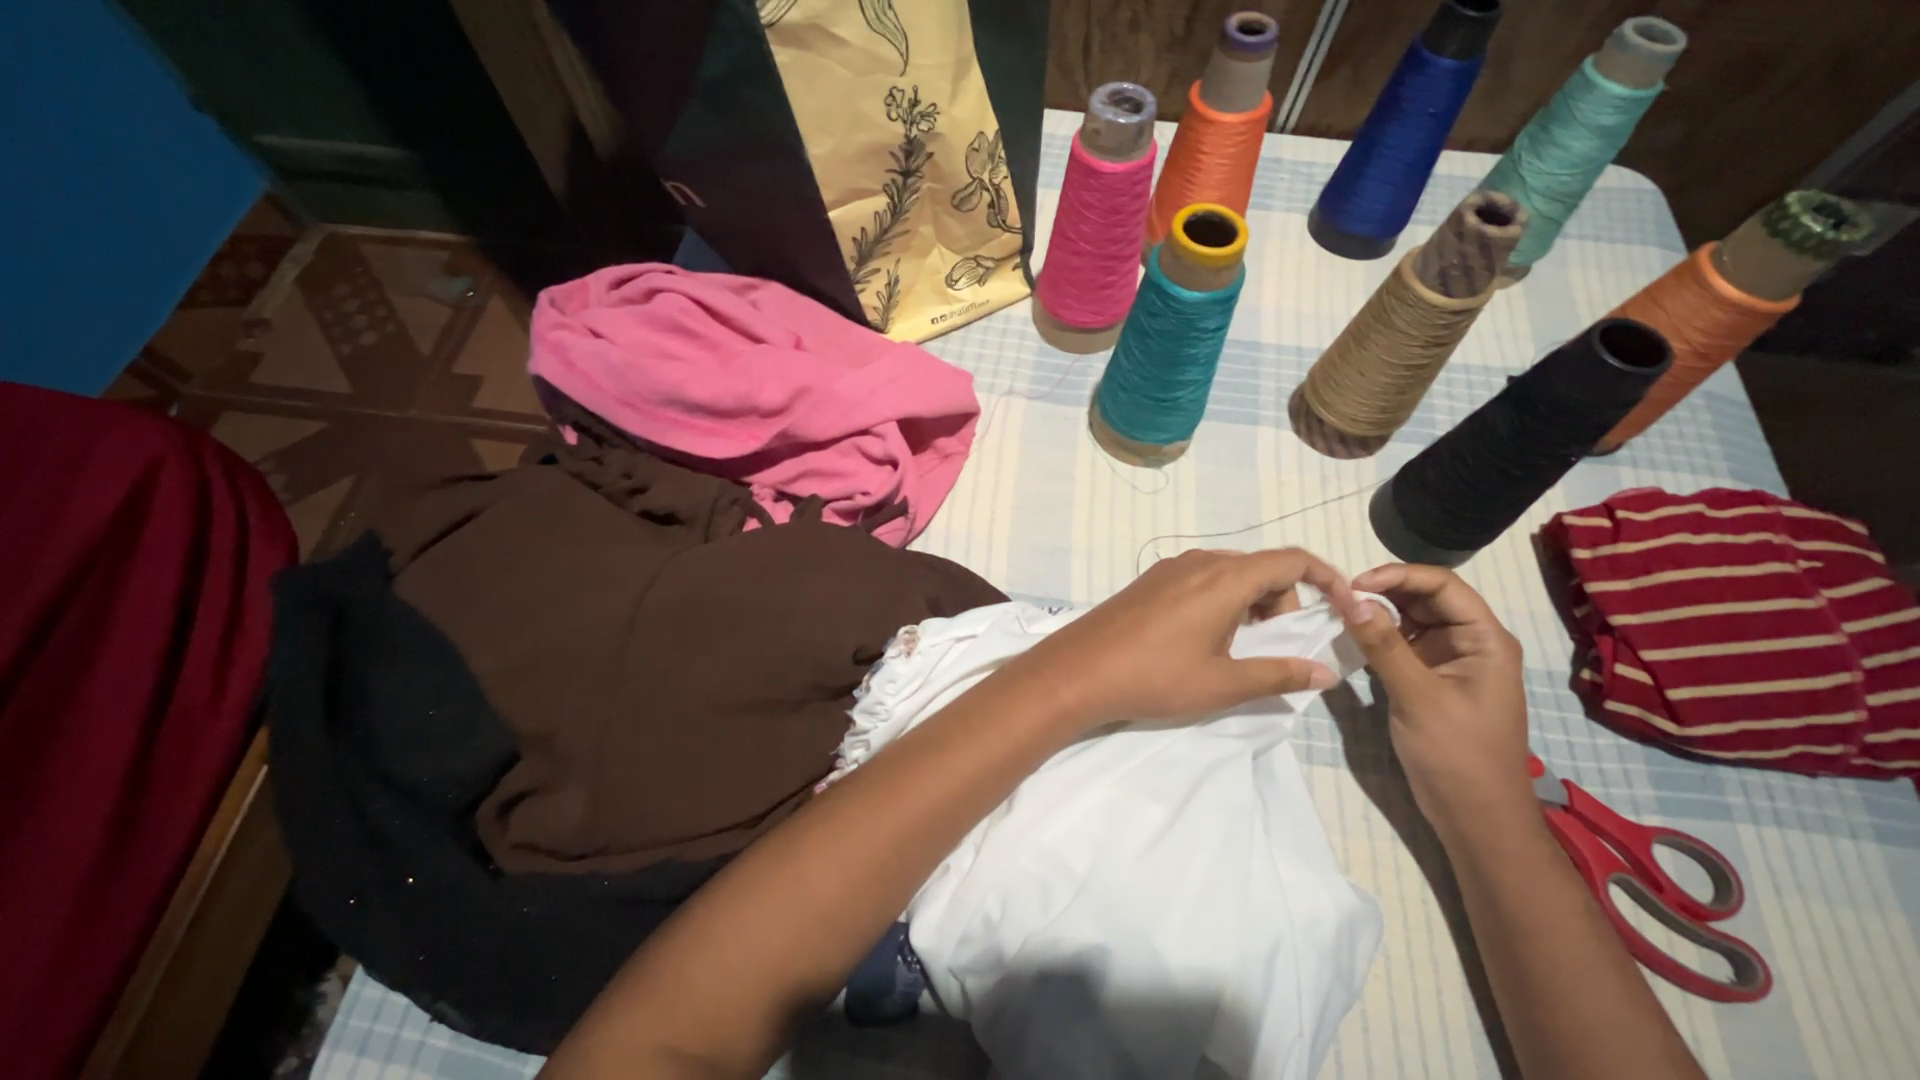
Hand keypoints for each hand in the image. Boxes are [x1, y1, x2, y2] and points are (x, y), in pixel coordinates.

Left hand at [1003, 548, 1360, 729]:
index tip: (1344, 606)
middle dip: (1283, 602)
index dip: (1327, 578)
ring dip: (1249, 604)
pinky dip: (1220, 602)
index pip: (1292, 560)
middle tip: (1271, 646)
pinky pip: (1201, 580)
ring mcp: (1170, 568)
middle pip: (1261, 567)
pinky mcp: (1149, 581)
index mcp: (1225, 578)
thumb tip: (1325, 673)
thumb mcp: (1223, 683)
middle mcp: (1200, 561)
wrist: (1077, 672)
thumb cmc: (1155, 678)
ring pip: (1230, 574)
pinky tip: (1201, 641)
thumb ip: (1278, 674)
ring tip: (1234, 650)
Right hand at [1345, 564, 1534, 837]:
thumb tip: (1350, 599)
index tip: (1353, 585)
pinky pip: (1402, 644)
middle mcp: (1470, 642)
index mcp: (1485, 639)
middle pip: (1426, 598)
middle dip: (1384, 591)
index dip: (1398, 576)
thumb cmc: (1457, 755)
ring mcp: (1449, 661)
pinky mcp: (1430, 679)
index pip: (1443, 586)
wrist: (1476, 816)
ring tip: (1339, 612)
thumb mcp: (1417, 697)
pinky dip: (1377, 637)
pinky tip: (1350, 637)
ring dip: (1377, 612)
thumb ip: (1383, 645)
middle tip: (1338, 597)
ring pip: (1411, 619)